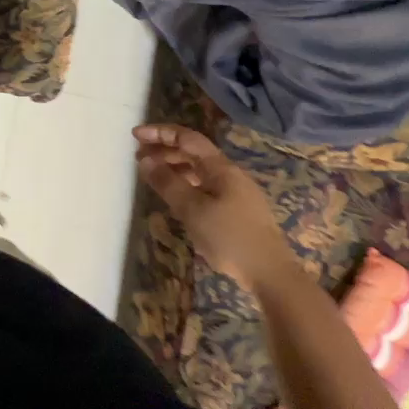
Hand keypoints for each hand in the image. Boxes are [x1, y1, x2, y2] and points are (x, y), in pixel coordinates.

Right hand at [133, 124, 296, 288]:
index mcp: (221, 168)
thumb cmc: (229, 237)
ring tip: (153, 176)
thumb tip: (145, 160)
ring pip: (200, 170)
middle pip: (194, 152)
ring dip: (174, 167)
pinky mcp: (238, 211)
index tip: (135, 136)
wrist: (272, 275)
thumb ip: (167, 182)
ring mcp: (237, 193)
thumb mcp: (192, 209)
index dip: (160, 133)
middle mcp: (230, 175)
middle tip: (139, 157)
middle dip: (164, 150)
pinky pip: (206, 186)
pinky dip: (186, 183)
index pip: (188, 138)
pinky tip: (177, 197)